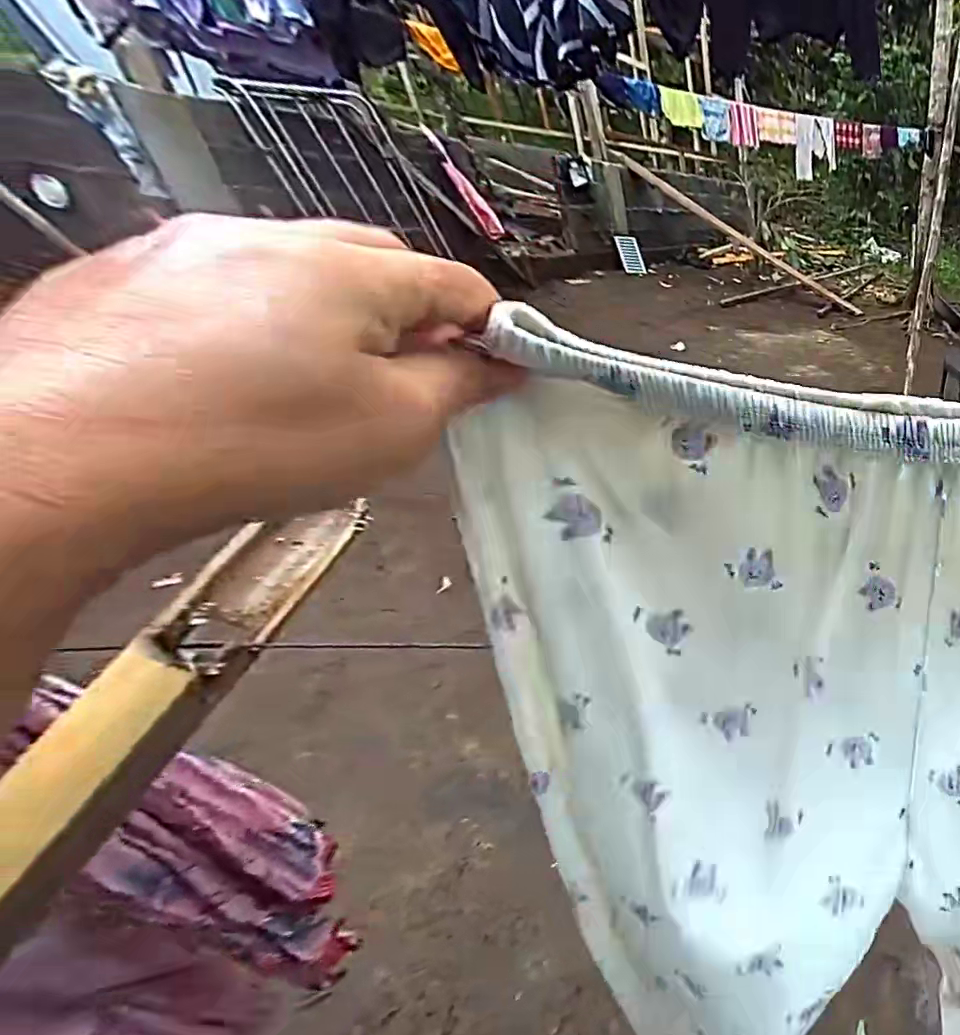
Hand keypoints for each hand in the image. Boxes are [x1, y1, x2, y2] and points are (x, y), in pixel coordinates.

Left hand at [0, 215, 522, 563]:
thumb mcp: (398, 421)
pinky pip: (236, 282)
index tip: (504, 371)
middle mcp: (262, 237)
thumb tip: (499, 364)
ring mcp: (181, 248)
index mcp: (342, 269)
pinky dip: (274, 318)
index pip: (457, 282)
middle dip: (422, 312)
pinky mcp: (120, 275)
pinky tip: (257, 376)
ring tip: (338, 380)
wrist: (48, 464)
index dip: (495, 326)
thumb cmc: (256, 440)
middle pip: (382, 261)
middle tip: (423, 375)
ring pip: (305, 267)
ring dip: (348, 313)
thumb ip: (462, 381)